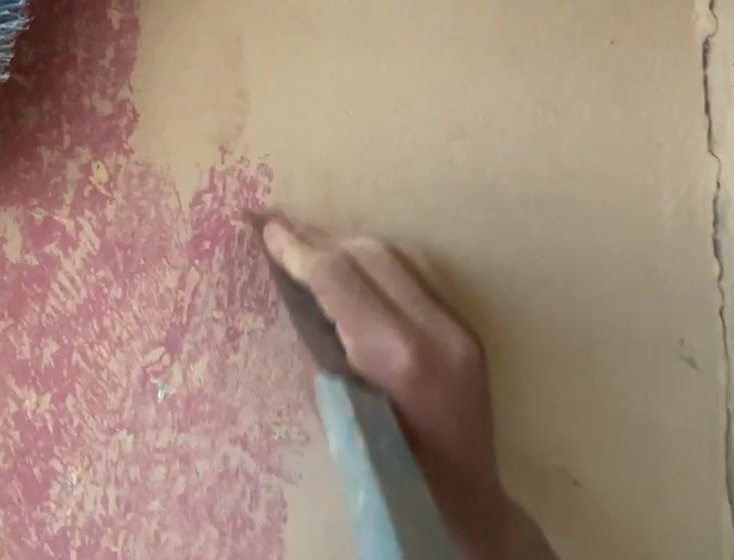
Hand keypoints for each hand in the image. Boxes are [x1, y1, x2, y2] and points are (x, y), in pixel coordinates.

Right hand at [261, 216, 555, 559]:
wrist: (469, 506)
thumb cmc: (389, 475)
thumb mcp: (336, 413)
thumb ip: (317, 346)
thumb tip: (290, 290)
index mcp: (399, 357)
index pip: (338, 277)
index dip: (296, 249)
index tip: (265, 227)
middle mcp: (435, 330)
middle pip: (367, 254)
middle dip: (317, 238)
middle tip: (276, 227)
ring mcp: (456, 326)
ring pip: (391, 256)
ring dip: (342, 244)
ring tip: (303, 242)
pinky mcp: (463, 328)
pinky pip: (408, 274)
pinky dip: (367, 262)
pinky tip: (342, 265)